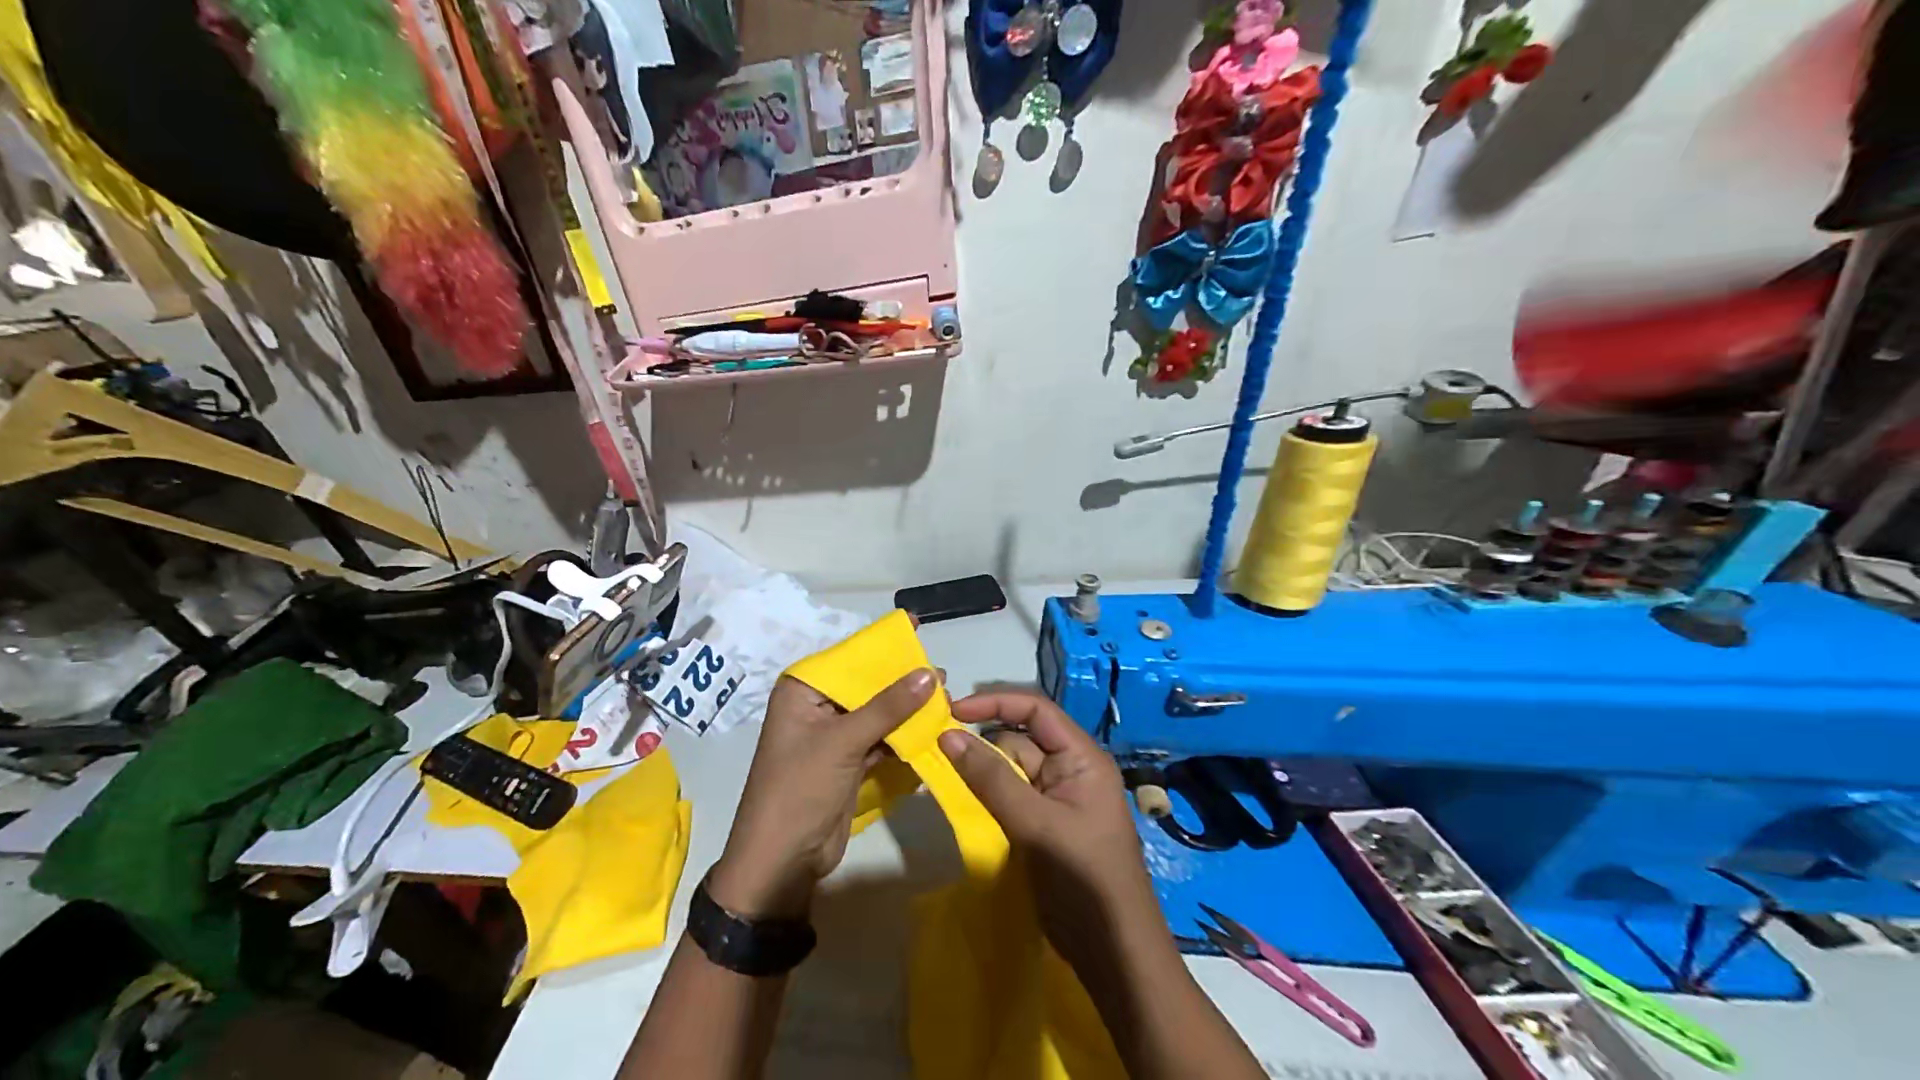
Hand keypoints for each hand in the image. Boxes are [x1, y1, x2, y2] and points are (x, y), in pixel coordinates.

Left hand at [708, 669, 934, 919]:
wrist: (782, 861)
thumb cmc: (799, 789)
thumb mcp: (843, 742)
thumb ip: (888, 707)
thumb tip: (931, 673)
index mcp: (803, 691)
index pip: (848, 656)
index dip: (883, 644)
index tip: (919, 628)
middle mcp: (817, 706)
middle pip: (866, 683)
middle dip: (902, 679)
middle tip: (942, 675)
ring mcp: (834, 735)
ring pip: (878, 711)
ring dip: (908, 709)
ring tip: (947, 700)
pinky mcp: (849, 760)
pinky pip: (881, 737)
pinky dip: (904, 735)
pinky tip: (933, 728)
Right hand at [937, 692, 1157, 970]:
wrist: (1113, 950)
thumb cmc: (1083, 877)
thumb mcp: (1035, 824)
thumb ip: (991, 778)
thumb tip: (948, 734)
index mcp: (1082, 757)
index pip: (1036, 710)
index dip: (994, 703)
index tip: (952, 711)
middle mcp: (1071, 769)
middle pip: (1020, 738)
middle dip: (982, 740)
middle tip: (937, 747)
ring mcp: (1058, 798)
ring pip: (1012, 768)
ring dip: (982, 769)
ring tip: (944, 773)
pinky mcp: (1045, 825)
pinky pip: (1011, 796)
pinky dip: (988, 794)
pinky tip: (963, 798)